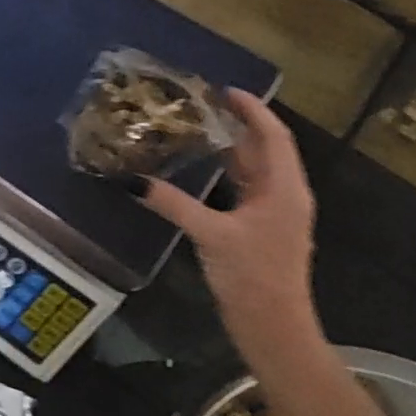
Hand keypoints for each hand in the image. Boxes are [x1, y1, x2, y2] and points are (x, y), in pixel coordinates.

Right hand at [136, 90, 323, 368]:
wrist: (272, 326)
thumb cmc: (252, 276)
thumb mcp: (210, 235)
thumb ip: (173, 204)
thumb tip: (131, 180)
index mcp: (284, 190)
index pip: (272, 137)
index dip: (253, 110)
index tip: (225, 90)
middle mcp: (284, 196)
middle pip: (263, 150)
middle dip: (236, 125)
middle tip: (200, 104)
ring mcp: (272, 214)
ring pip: (252, 169)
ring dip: (229, 148)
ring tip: (195, 128)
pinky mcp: (258, 230)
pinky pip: (241, 188)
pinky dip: (223, 172)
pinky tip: (198, 170)